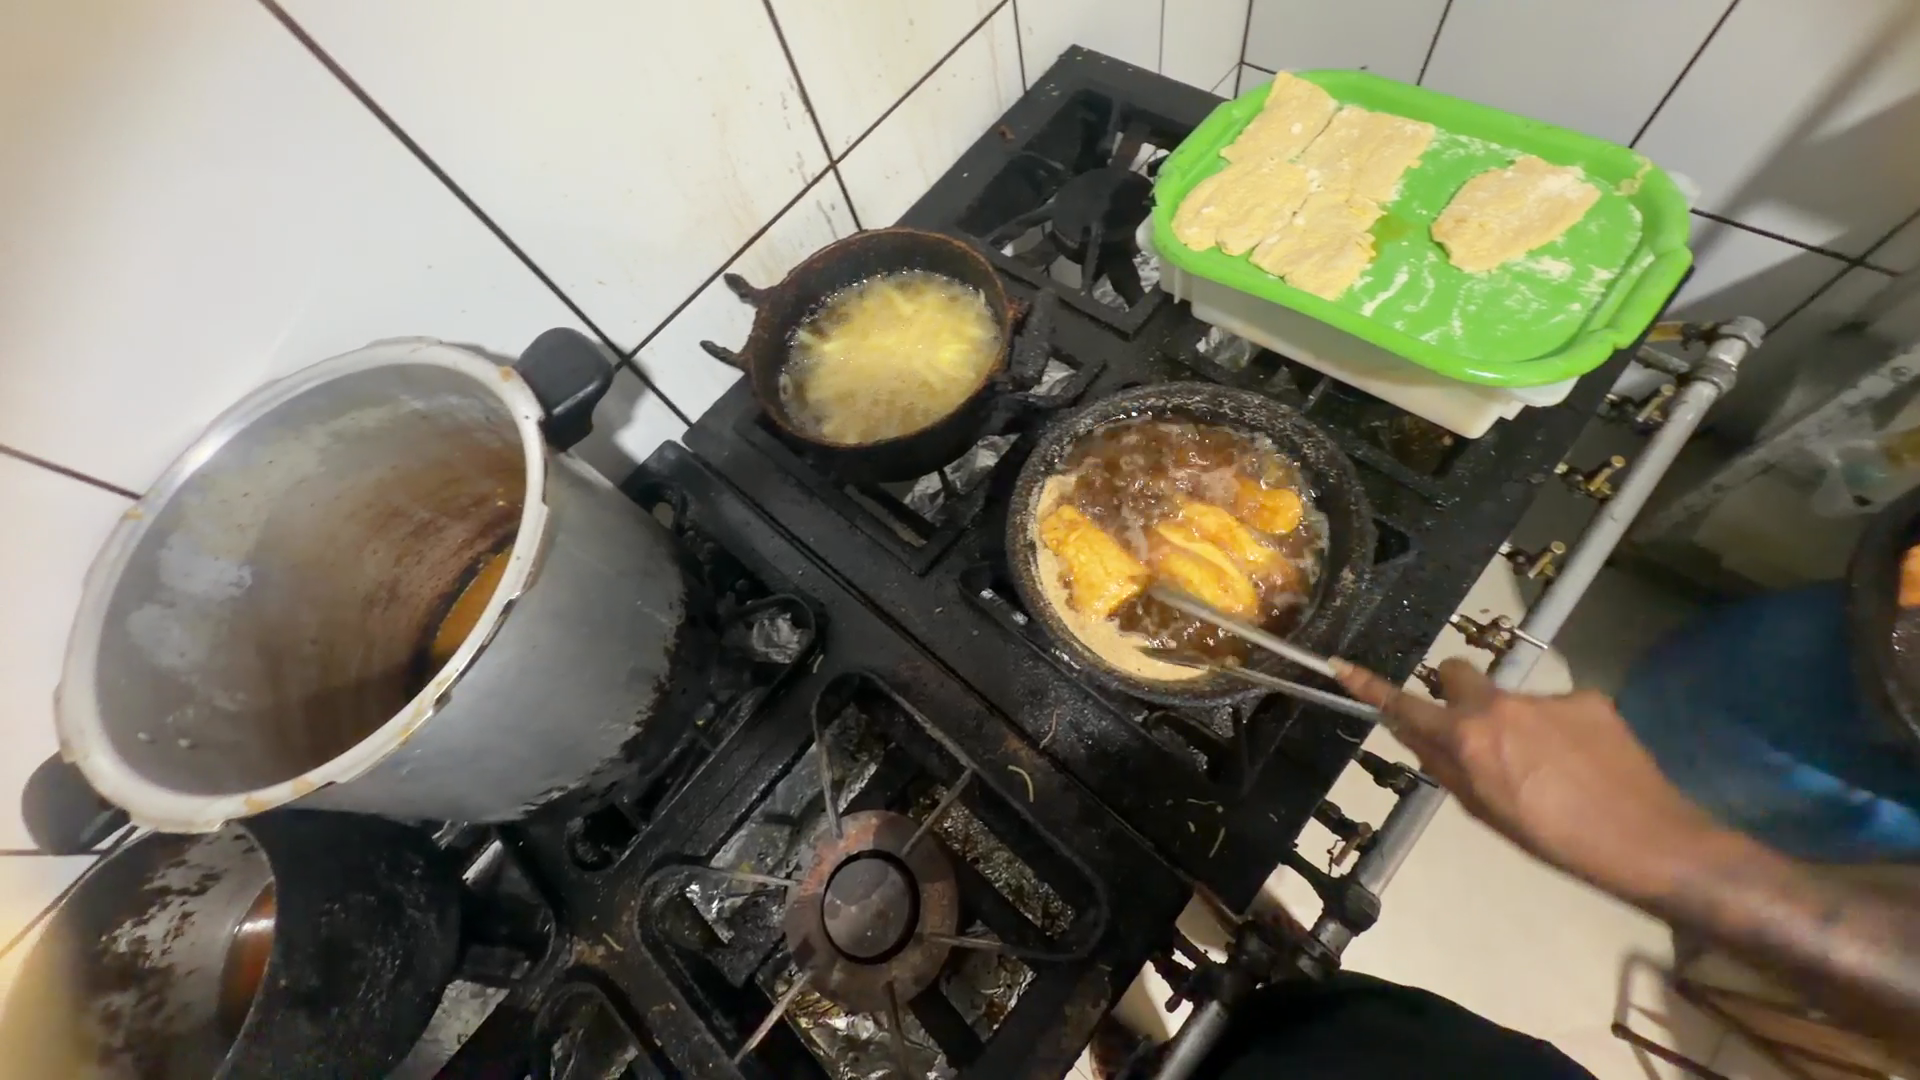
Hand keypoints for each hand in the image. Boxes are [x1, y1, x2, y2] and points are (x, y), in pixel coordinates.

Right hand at [1332, 657, 1720, 899]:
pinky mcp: (1589, 699)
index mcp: (1466, 738)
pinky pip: (1557, 706)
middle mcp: (1497, 707)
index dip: (1368, 686)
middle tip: (1479, 729)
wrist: (1653, 844)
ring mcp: (1545, 698)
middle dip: (1457, 691)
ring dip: (1516, 721)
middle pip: (1456, 672)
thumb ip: (1441, 764)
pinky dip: (1561, 728)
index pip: (1404, 704)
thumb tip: (1411, 733)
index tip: (1340, 664)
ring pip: (1510, 696)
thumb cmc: (1553, 838)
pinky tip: (1585, 762)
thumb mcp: (1483, 809)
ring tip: (1551, 765)